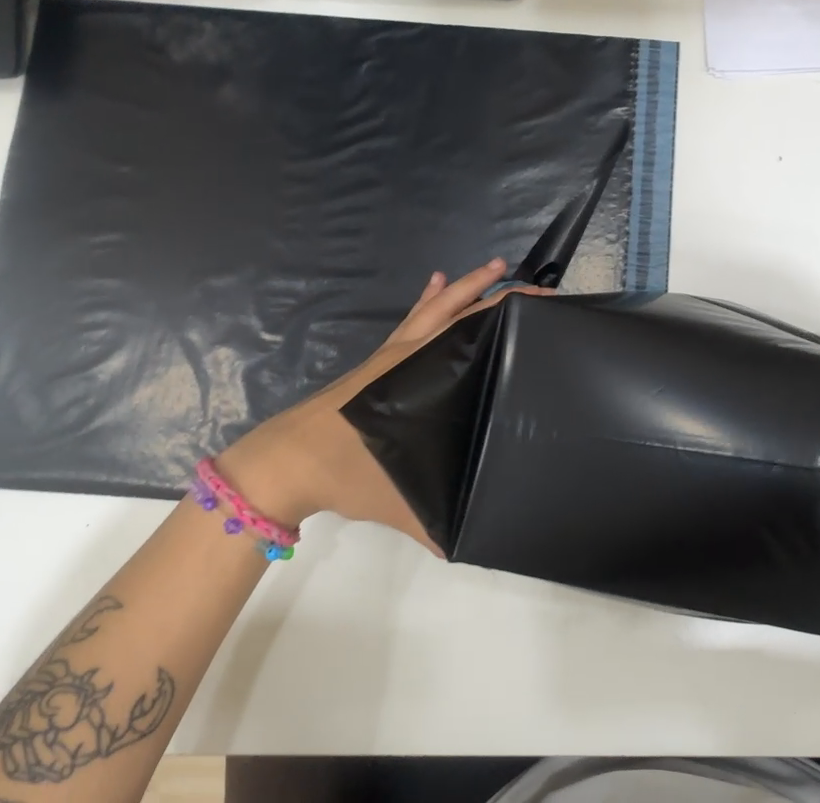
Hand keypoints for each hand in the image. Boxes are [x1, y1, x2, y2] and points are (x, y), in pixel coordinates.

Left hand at [217, 259, 542, 548]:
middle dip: (493, 293)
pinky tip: (435, 289)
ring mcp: (389, 357)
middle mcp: (406, 357)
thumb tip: (471, 548)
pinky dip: (428, 304)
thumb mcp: (394, 501)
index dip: (501, 313)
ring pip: (432, 311)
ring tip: (493, 270)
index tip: (537, 302)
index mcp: (417, 378)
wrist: (282, 464)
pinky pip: (410, 323)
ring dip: (463, 289)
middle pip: (454, 312)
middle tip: (532, 285)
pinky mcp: (375, 365)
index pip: (465, 332)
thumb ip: (432, 525)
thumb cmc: (342, 472)